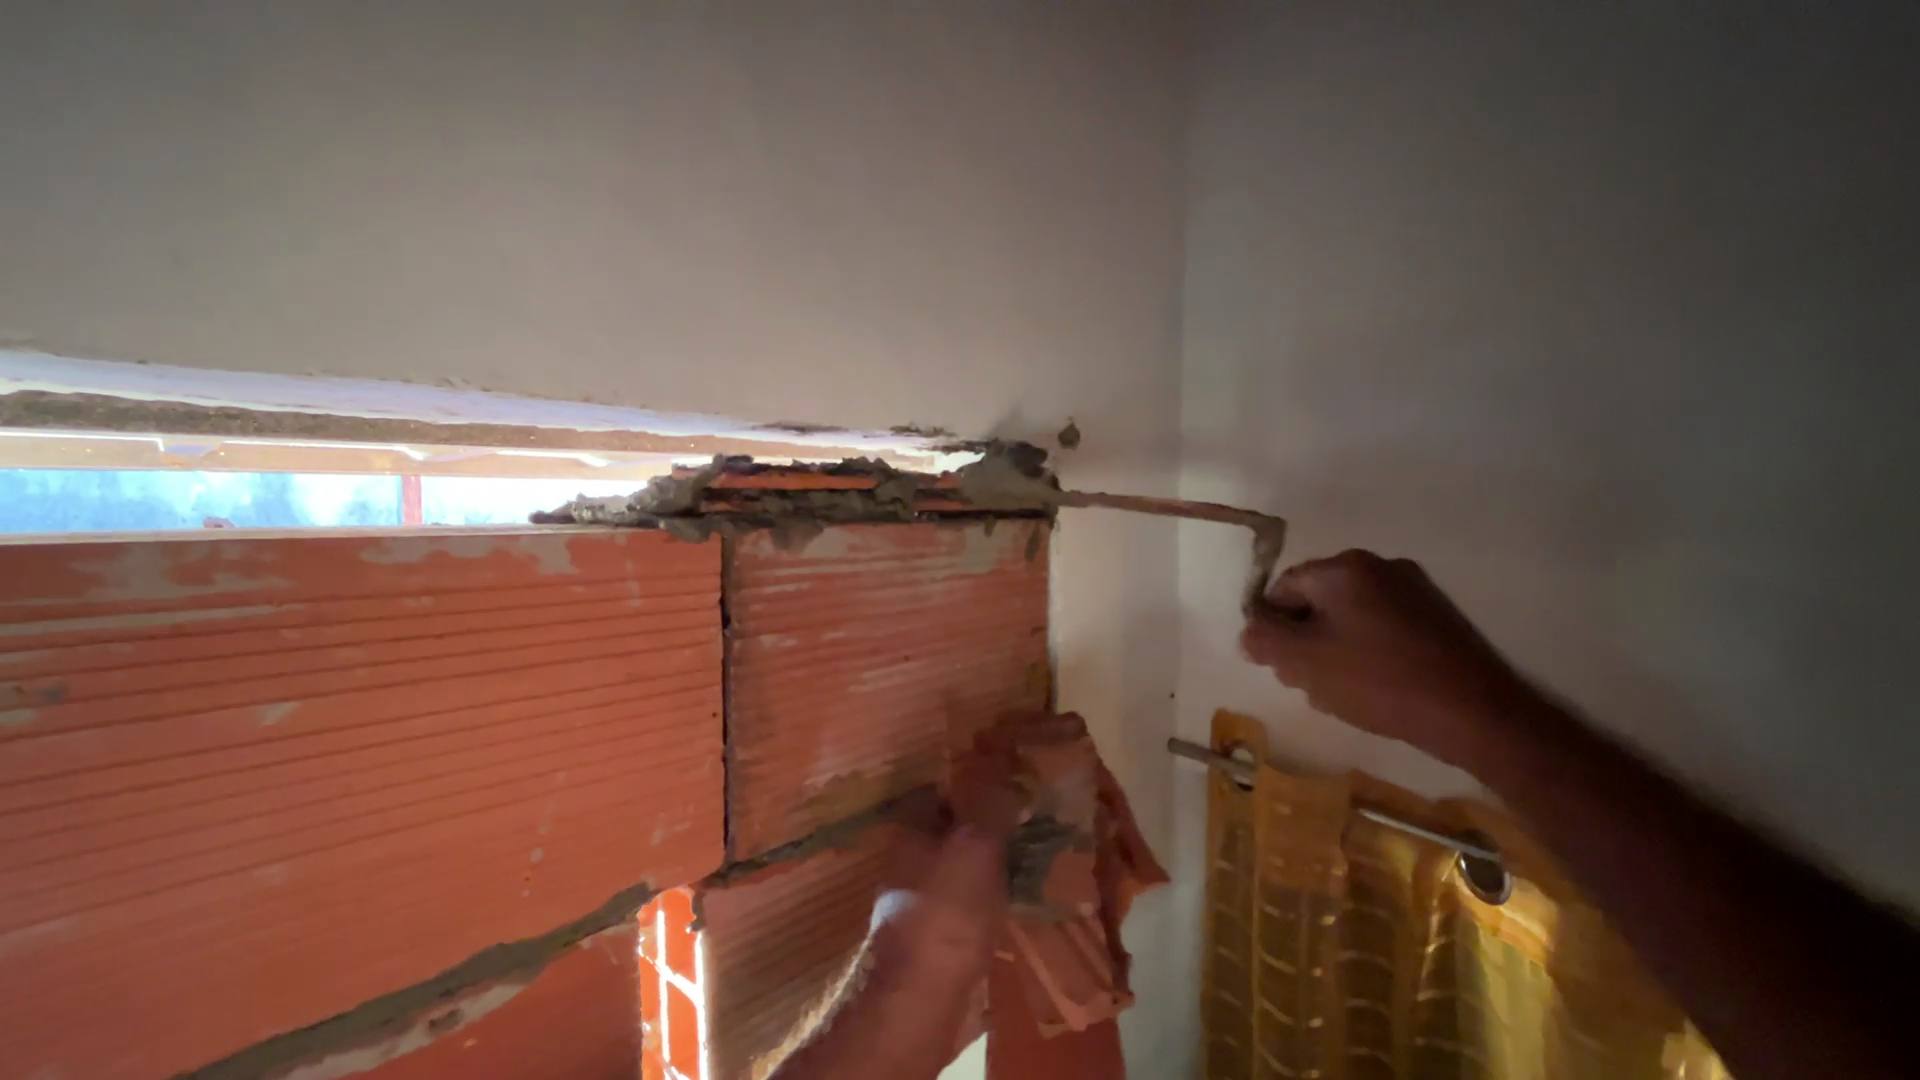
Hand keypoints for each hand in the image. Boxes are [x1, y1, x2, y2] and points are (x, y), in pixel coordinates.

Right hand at [1241, 549, 1531, 768]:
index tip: (1277, 665)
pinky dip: (1366, 653)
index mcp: (1344, 568)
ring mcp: (1414, 591)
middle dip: (1303, 640)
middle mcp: (1380, 567)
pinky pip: (1382, 628)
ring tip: (1339, 692)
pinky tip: (1372, 688)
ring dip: (1333, 650)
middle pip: (1317, 600)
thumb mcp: (1304, 662)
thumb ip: (1265, 640)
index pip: (1284, 587)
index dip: (1272, 627)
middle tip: (1305, 682)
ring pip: (1349, 617)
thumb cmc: (1377, 680)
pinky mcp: (1437, 619)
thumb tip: (1249, 631)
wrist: (1473, 714)